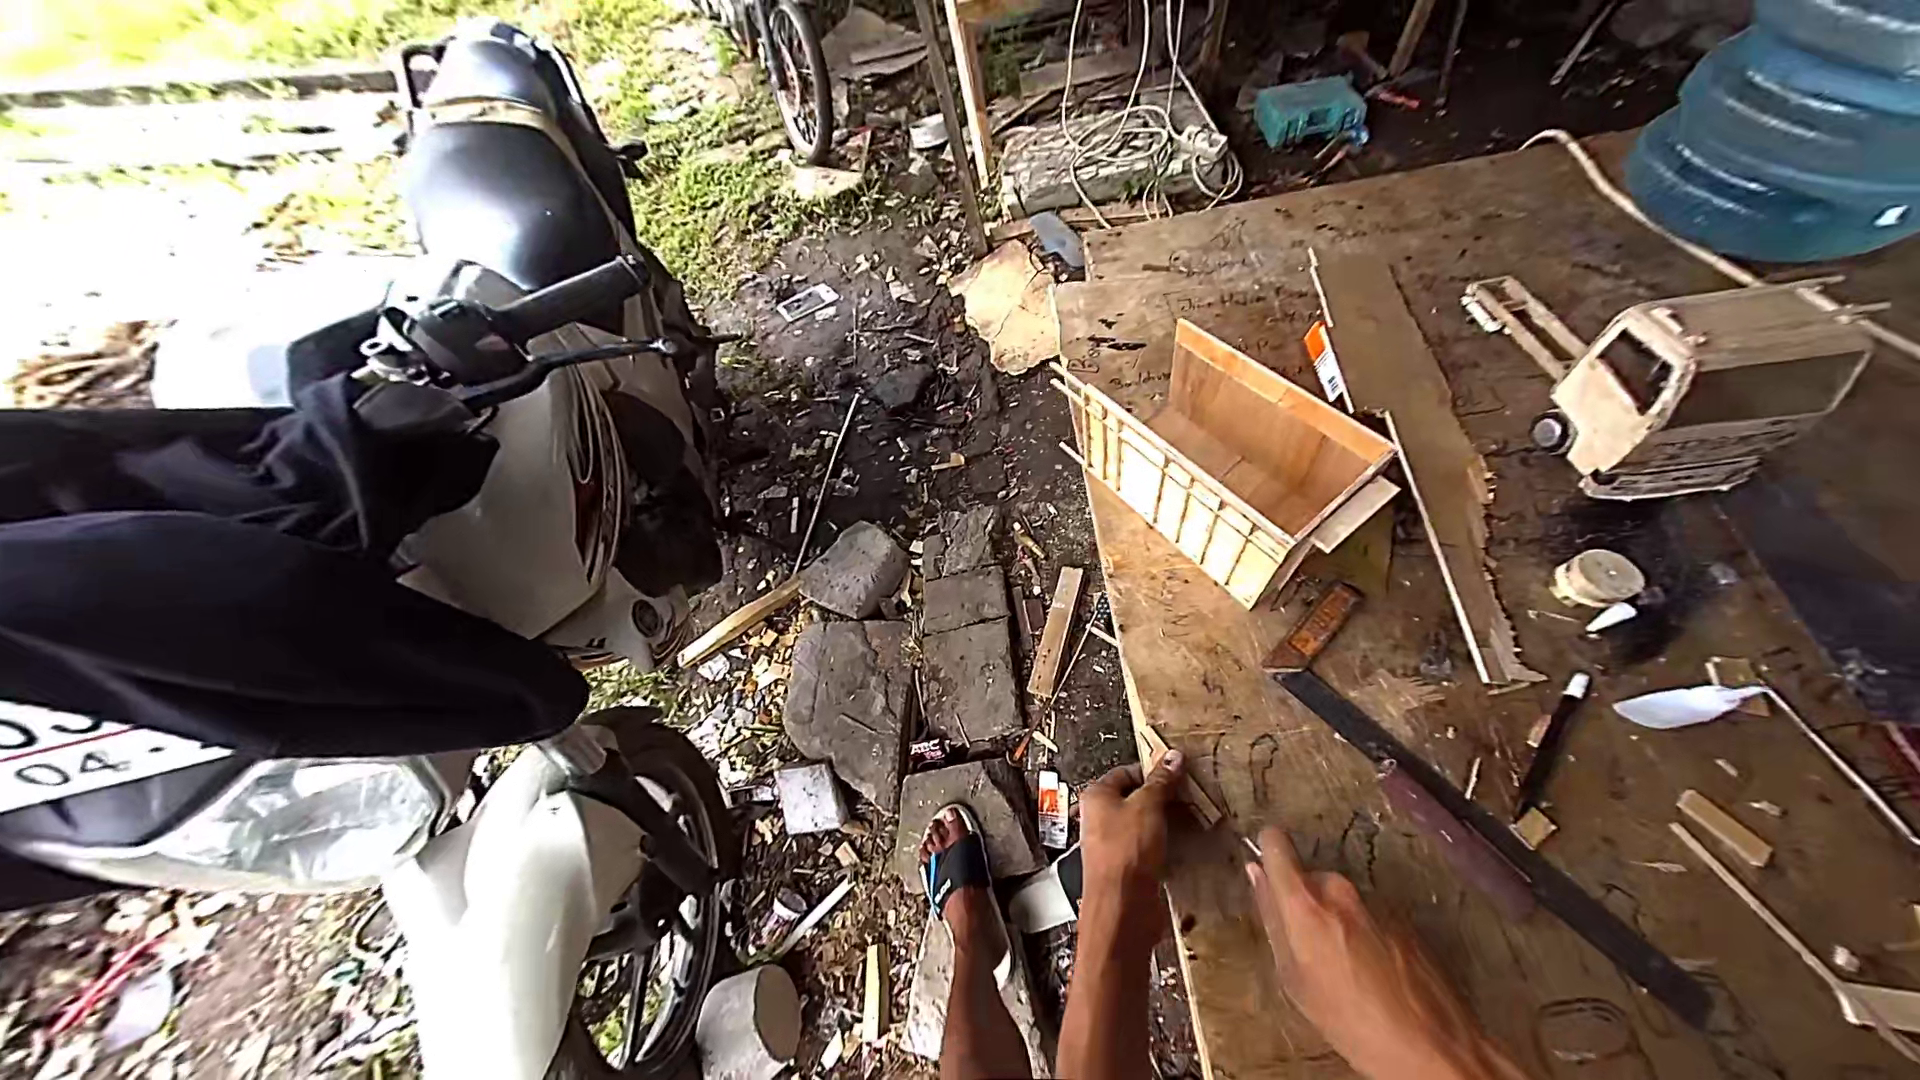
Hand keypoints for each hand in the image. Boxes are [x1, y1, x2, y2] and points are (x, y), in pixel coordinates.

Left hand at [1079, 751, 1184, 904]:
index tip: (1179, 775)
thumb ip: (1161, 782)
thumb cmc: (1127, 850)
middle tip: (1191, 797)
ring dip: (1165, 822)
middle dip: (1162, 798)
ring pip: (1142, 823)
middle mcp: (1099, 816)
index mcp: (1097, 795)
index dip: (1153, 772)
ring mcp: (1111, 842)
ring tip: (1192, 819)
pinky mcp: (1126, 866)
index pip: (1127, 772)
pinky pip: (1147, 846)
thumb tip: (1174, 756)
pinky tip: (1183, 845)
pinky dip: (1164, 843)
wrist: (1122, 907)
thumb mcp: (1148, 806)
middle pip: (1134, 797)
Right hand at [1245, 826, 1529, 1079]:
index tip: (1267, 869)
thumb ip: (1271, 917)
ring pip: (1340, 896)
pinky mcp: (1404, 916)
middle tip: (1311, 945)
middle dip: (1306, 901)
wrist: (1436, 1053)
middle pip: (1309, 877)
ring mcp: (1375, 899)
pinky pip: (1368, 912)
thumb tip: (1255, 873)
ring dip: (1337, 917)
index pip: (1274, 842)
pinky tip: (1376, 971)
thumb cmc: (1351, 1021)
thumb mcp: (1294, 977)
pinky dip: (1365, 930)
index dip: (1267, 849)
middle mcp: (1339, 888)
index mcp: (1305, 900)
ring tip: (1349, 965)